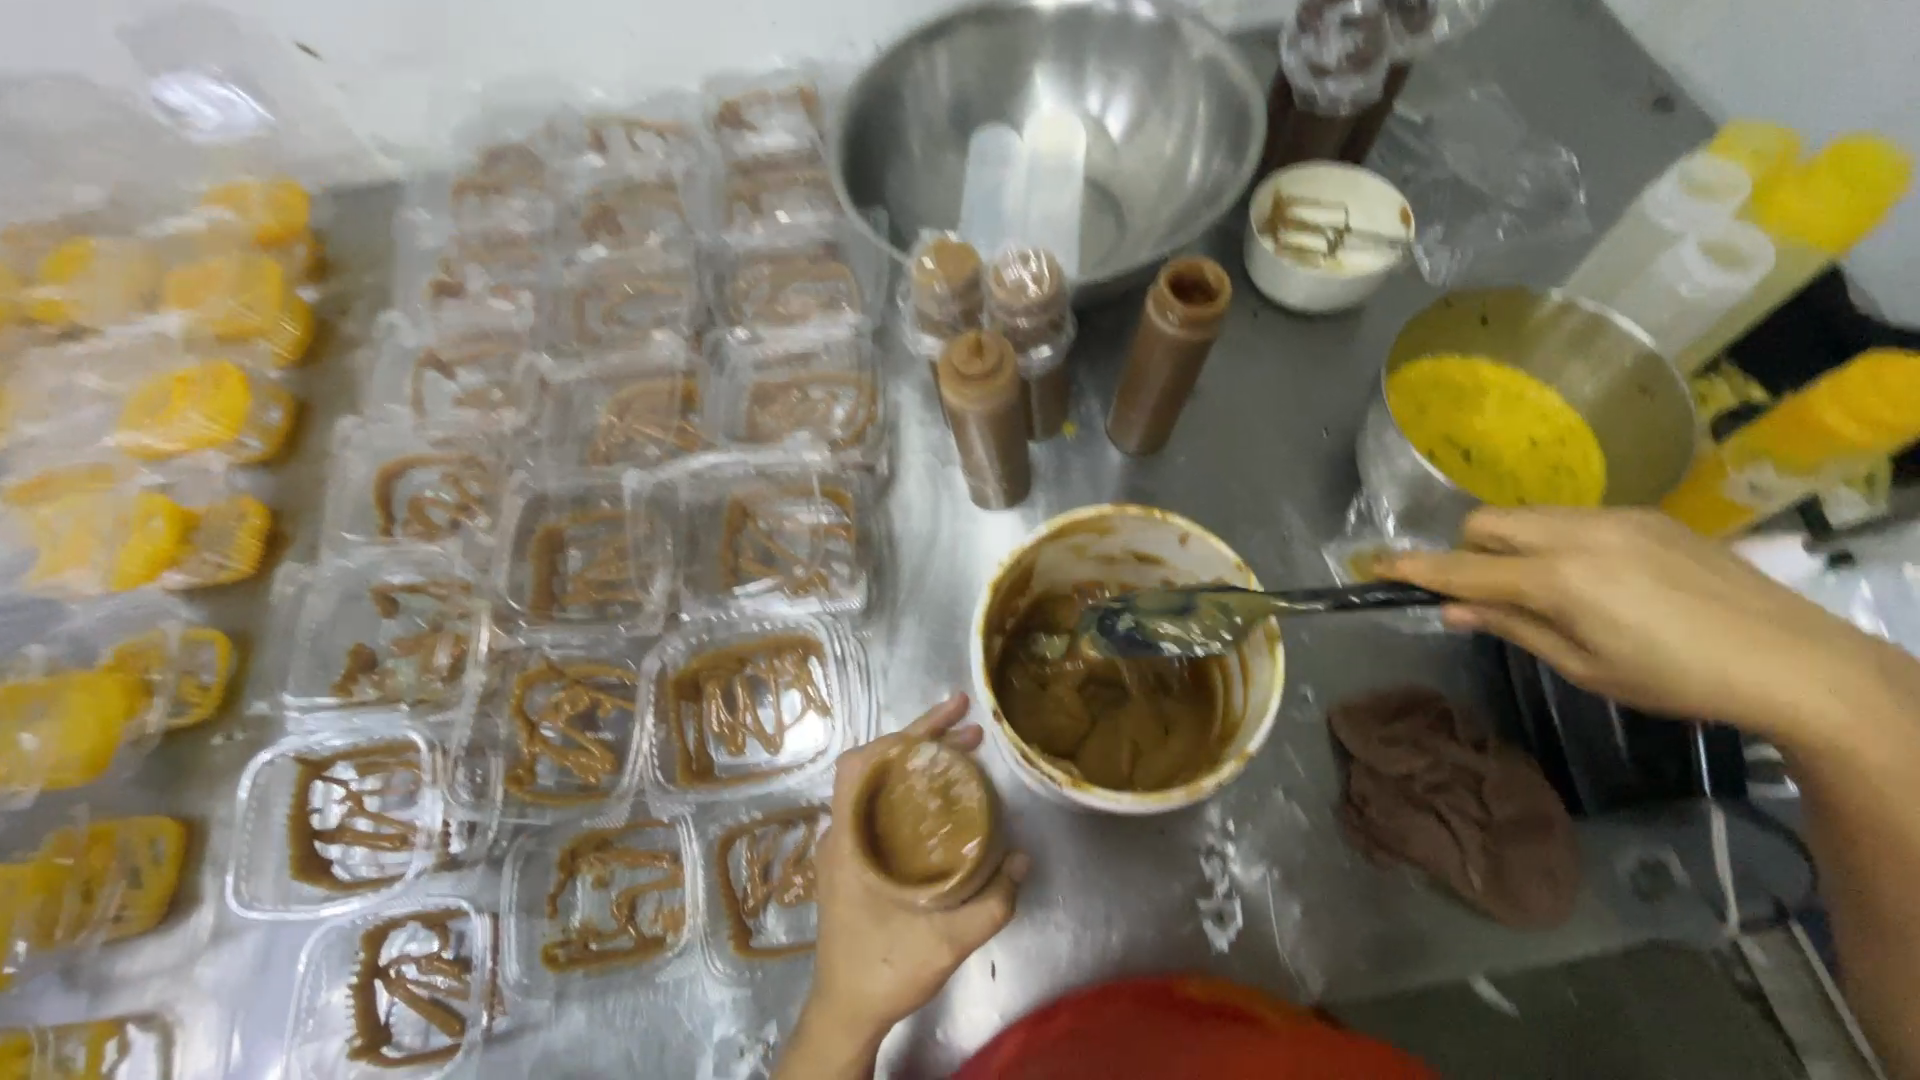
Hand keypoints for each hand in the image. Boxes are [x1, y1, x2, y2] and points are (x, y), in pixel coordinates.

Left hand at [808, 693, 1029, 1037]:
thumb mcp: (947, 941)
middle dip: (921, 742)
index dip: (901, 735)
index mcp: (849, 841)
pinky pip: (879, 808)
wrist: (846, 1012)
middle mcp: (841, 834)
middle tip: (971, 732)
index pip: (860, 764)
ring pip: (877, 787)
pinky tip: (943, 802)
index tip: (947, 721)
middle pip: (874, 767)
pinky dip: (909, 792)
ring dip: (916, 767)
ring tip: (965, 756)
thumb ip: (991, 903)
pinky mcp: (853, 862)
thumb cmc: (884, 969)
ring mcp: (844, 848)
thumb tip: (1022, 859)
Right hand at [1382, 508, 1898, 747]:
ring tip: (1548, 587)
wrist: (1796, 661)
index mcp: (1558, 580)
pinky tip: (1599, 577)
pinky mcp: (1647, 516)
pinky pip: (1572, 516)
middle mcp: (1578, 535)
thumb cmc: (1676, 679)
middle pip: (1486, 523)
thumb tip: (1452, 608)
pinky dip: (1555, 539)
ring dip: (1511, 543)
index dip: (1413, 568)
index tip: (1372, 564)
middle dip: (1469, 552)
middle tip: (1491, 594)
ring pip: (1527, 515)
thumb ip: (1512, 626)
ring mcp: (1616, 518)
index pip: (1462, 568)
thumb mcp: (1583, 666)